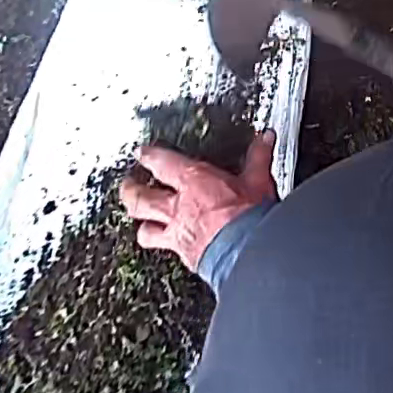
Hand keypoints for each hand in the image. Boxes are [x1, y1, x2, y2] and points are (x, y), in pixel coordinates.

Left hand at [118, 131, 276, 271]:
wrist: (249, 251)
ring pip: (145, 229)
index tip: (142, 152)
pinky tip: (166, 243)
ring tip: (139, 219)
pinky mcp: (183, 254)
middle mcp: (179, 208)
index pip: (162, 163)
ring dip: (140, 222)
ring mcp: (177, 234)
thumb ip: (259, 156)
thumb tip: (265, 138)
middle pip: (140, 198)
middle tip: (127, 185)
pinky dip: (162, 244)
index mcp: (194, 182)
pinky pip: (164, 248)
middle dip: (130, 190)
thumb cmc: (250, 215)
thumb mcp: (258, 178)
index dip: (149, 156)